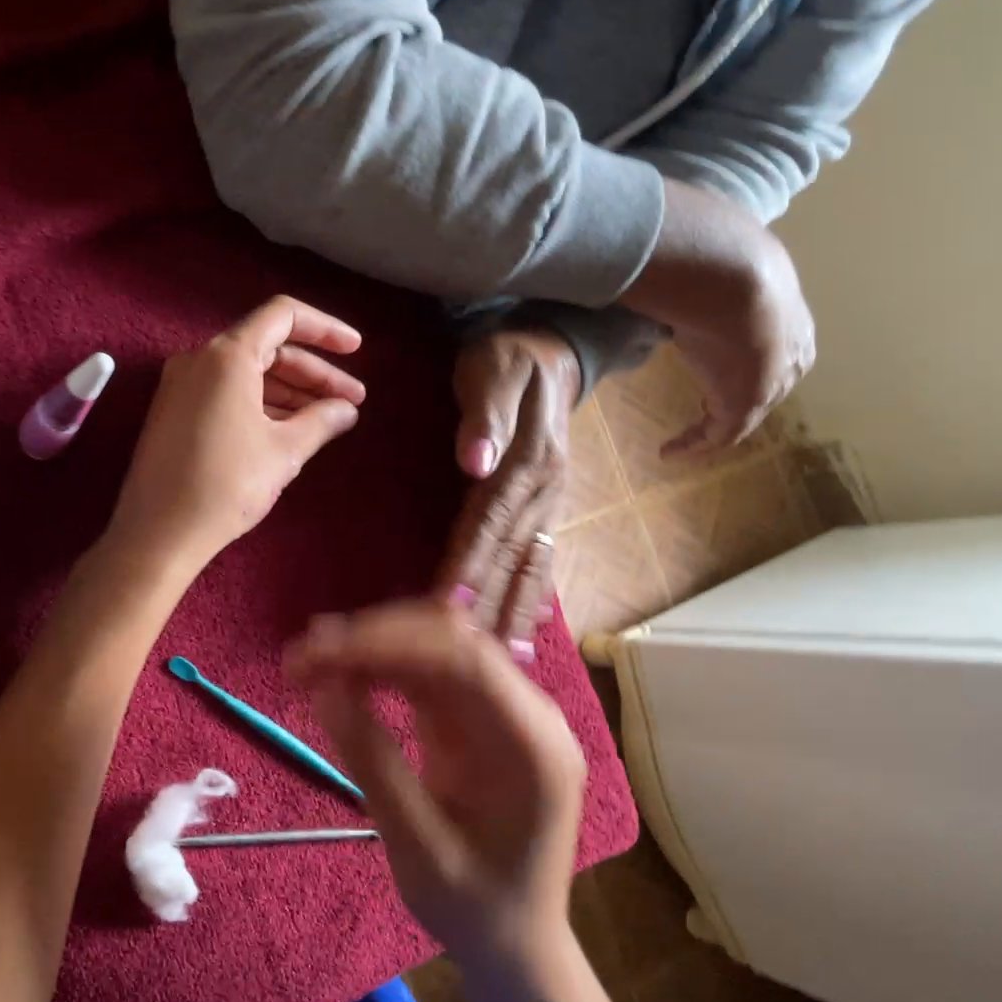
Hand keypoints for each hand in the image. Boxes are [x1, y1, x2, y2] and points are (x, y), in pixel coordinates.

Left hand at [108, 295, 364, 569]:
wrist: (157, 533)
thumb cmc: (225, 485)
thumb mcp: (284, 451)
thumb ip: (320, 420)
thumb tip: (345, 410)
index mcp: (225, 357)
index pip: (282, 317)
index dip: (325, 329)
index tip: (356, 350)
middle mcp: (196, 361)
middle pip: (265, 348)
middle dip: (311, 372)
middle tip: (351, 402)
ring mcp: (178, 388)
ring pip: (244, 375)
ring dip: (286, 392)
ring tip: (325, 421)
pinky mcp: (169, 415)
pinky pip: (221, 395)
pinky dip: (256, 405)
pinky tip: (285, 431)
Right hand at [285, 599, 586, 962]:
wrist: (511, 940)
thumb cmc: (473, 904)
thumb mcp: (419, 847)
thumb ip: (374, 765)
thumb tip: (323, 689)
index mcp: (533, 746)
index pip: (464, 661)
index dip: (390, 642)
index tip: (321, 652)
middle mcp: (525, 714)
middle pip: (448, 642)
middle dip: (372, 639)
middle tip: (300, 658)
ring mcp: (500, 712)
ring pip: (430, 648)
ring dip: (368, 647)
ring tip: (305, 662)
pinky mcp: (472, 718)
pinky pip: (422, 673)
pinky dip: (375, 669)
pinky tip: (335, 675)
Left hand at [440, 329, 578, 659]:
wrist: (550, 344)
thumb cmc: (507, 358)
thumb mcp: (492, 374)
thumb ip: (483, 418)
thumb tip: (475, 461)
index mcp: (527, 462)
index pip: (489, 523)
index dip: (470, 565)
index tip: (450, 607)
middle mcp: (546, 488)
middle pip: (512, 555)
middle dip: (492, 605)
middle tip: (475, 657)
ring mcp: (552, 499)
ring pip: (532, 562)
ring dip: (519, 609)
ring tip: (510, 657)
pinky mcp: (547, 501)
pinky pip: (541, 553)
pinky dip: (535, 590)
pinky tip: (530, 622)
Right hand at [622, 179, 815, 455]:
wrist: (726, 275)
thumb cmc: (708, 255)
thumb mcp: (702, 254)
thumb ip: (682, 254)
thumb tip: (646, 236)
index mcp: (781, 307)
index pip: (771, 341)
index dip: (742, 355)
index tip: (711, 362)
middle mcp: (788, 345)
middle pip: (768, 380)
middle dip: (738, 397)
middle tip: (704, 411)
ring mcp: (771, 375)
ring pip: (744, 409)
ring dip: (714, 425)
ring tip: (683, 440)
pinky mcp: (745, 399)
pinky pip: (721, 433)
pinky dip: (696, 445)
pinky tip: (668, 453)